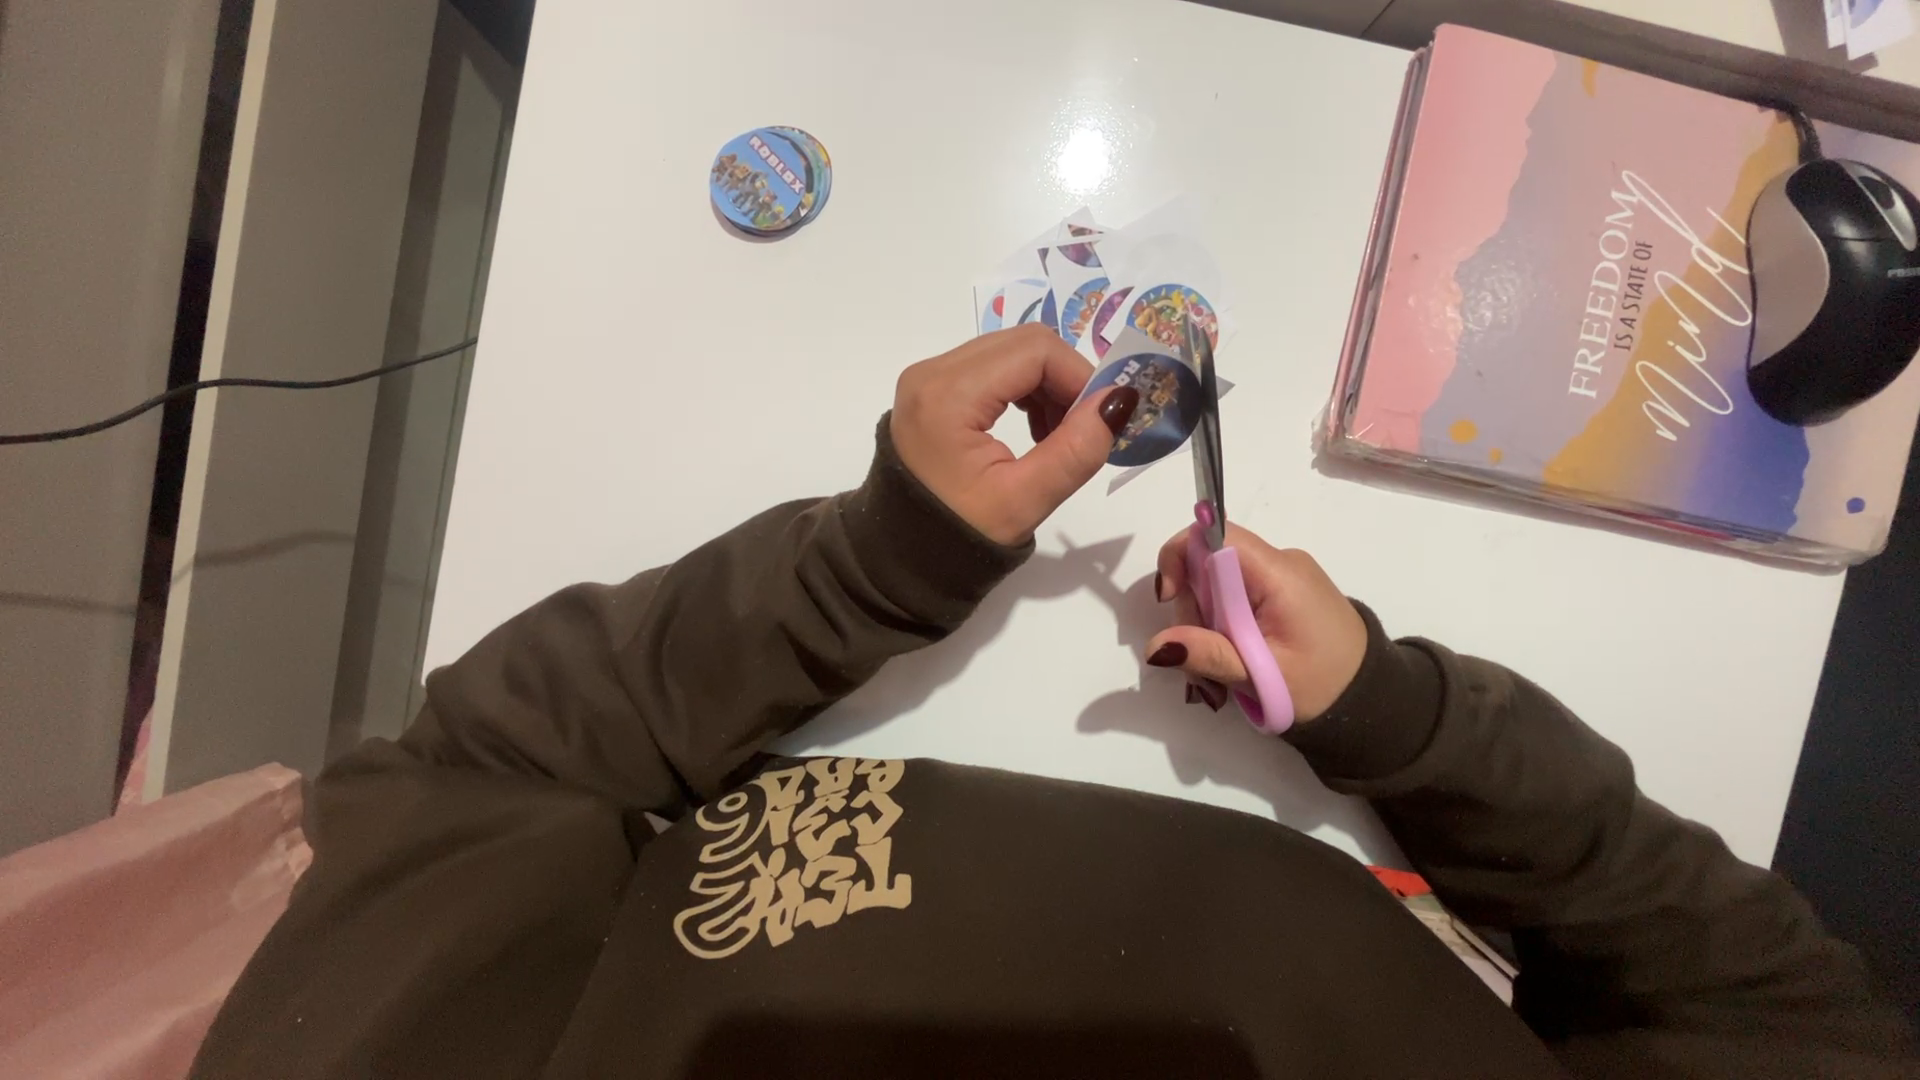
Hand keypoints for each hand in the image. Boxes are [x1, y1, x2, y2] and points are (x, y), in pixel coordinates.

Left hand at [892, 325, 1139, 544]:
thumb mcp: (1024, 501)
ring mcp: (928, 378)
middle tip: (1084, 428)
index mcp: (947, 395)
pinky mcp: (932, 390)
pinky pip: (991, 369)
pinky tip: (1035, 431)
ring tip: (1058, 436)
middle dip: (1065, 379)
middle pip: (1022, 344)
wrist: (901, 556)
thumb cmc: (959, 536)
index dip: (1081, 376)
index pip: (1035, 351)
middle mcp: (932, 372)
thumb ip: (1075, 450)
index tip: (1104, 419)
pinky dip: (1023, 390)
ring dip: (1047, 386)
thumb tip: (1120, 399)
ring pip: (1009, 353)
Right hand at [1144, 526, 1366, 721]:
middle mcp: (1278, 564)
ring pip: (1215, 586)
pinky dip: (1221, 628)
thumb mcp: (1260, 676)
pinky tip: (1228, 662)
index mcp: (1278, 574)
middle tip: (1199, 664)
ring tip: (1215, 676)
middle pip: (1208, 566)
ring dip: (1203, 627)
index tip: (1169, 597)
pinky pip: (1233, 597)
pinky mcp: (1279, 593)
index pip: (1215, 534)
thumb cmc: (1323, 686)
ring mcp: (1280, 578)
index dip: (1181, 555)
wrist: (1373, 699)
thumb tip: (1155, 647)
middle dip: (1191, 612)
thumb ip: (1208, 655)